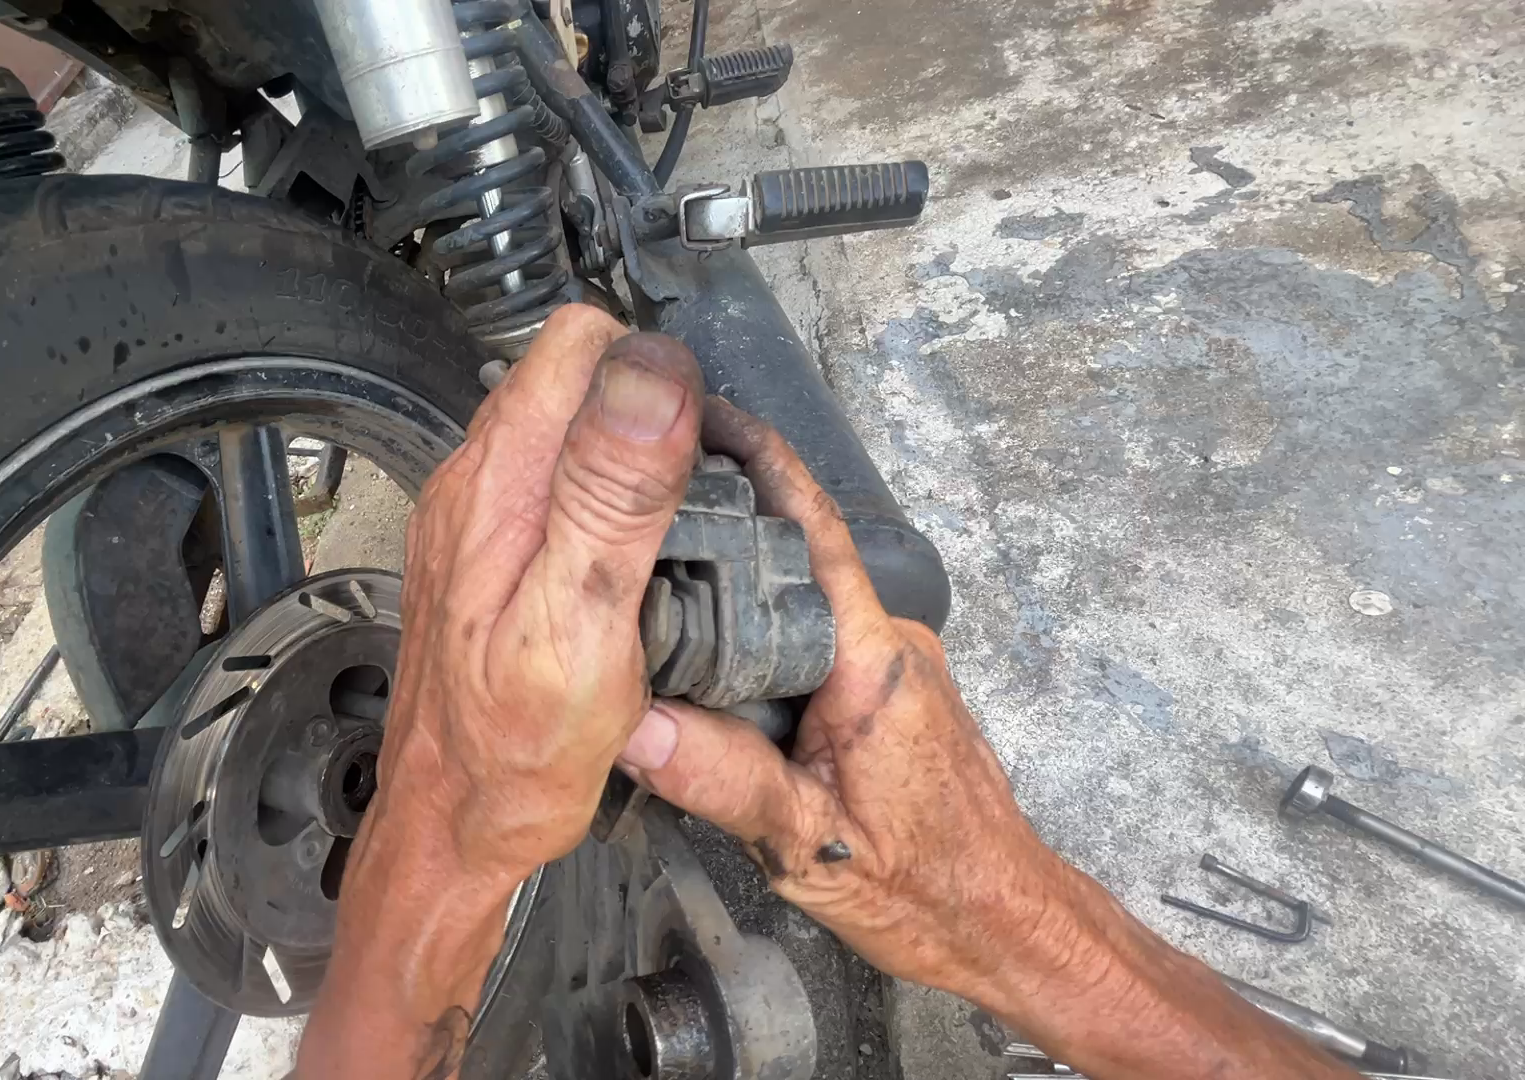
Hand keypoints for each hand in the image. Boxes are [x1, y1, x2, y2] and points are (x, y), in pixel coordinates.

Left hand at [298, 306, 704, 1078]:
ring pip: (566, 427)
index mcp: (496, 481)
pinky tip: (623, 554)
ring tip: (662, 528)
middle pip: (572, 378)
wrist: (456, 816)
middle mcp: (474, 482)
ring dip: (626, 456)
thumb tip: (650, 374)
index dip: (650, 373)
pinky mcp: (486, 549)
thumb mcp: (580, 617)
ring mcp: (476, 515)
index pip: (576, 346)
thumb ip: (612, 492)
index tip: (688, 448)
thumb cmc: (515, 743)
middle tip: (686, 499)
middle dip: (644, 412)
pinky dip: (600, 495)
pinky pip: (553, 482)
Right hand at [614, 395, 1067, 1003]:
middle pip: (799, 555)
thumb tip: (630, 724)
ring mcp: (888, 657)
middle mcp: (886, 640)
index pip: (816, 536)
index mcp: (871, 662)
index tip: (708, 416)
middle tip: (644, 494)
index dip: (766, 465)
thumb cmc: (924, 888)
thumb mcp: (806, 845)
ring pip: (801, 595)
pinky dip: (760, 619)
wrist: (1004, 921)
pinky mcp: (883, 680)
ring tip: (655, 566)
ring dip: (738, 573)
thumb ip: (721, 781)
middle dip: (728, 512)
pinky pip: (812, 627)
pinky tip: (708, 644)